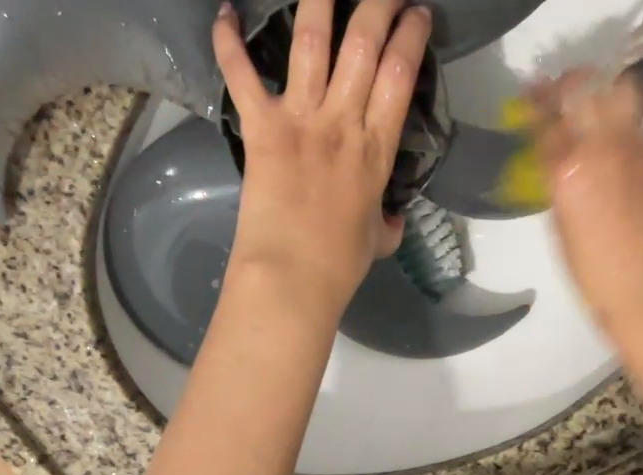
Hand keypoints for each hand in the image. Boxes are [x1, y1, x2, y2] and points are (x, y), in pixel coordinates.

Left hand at [213, 0, 430, 316]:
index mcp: (376, 151)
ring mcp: (301, 121)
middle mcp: (343, 123)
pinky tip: (225, 11)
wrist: (293, 277)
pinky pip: (242, 75)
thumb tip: (393, 217)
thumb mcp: (378, 242)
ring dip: (320, 0)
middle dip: (377, 4)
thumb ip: (388, 222)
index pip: (401, 76)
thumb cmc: (340, 265)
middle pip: (364, 45)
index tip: (417, 14)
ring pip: (312, 42)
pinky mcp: (261, 129)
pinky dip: (229, 42)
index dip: (411, 36)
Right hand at [533, 75, 642, 326]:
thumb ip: (555, 179)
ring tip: (589, 110)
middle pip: (584, 88)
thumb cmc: (590, 268)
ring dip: (600, 94)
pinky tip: (610, 144)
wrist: (641, 285)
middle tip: (559, 95)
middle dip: (568, 85)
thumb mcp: (558, 223)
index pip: (547, 117)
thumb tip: (552, 156)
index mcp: (568, 168)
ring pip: (617, 93)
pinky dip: (620, 123)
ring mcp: (633, 148)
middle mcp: (602, 147)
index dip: (535, 104)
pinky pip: (635, 123)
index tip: (529, 100)